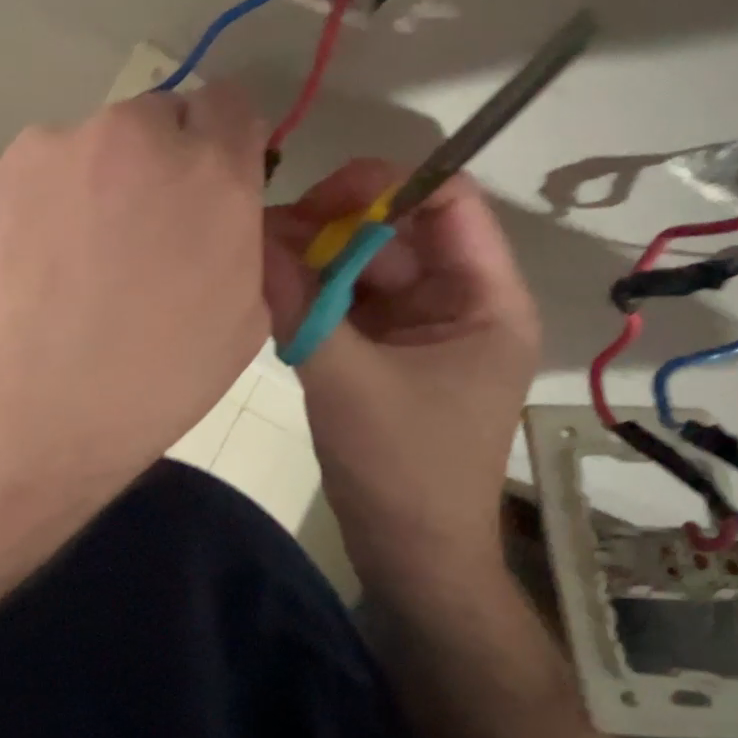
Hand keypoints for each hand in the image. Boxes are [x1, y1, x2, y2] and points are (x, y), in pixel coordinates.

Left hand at [0, 86, 270, 501]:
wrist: (18, 414)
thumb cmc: (147, 383)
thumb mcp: (243, 321)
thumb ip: (244, 238)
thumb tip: (224, 210)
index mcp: (209, 169)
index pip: (231, 103)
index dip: (224, 142)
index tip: (209, 185)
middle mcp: (131, 135)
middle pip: (158, 119)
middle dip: (159, 161)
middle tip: (137, 232)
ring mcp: (51, 148)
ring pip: (90, 146)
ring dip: (95, 181)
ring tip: (71, 259)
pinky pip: (36, 173)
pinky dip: (41, 202)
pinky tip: (28, 264)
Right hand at [263, 158, 540, 582]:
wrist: (410, 552)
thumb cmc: (403, 468)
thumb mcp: (349, 382)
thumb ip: (302, 306)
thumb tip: (253, 235)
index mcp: (485, 299)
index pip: (448, 201)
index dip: (386, 186)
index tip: (317, 201)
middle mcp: (456, 299)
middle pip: (396, 228)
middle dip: (332, 224)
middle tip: (266, 234)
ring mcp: (418, 324)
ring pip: (363, 262)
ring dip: (313, 256)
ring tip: (255, 260)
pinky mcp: (384, 347)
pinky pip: (346, 297)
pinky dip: (309, 289)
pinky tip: (268, 289)